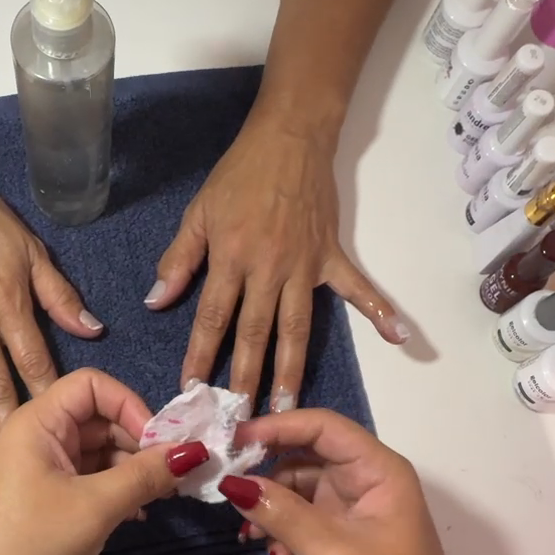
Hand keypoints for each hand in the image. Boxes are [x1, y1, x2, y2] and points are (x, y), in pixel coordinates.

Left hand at [0, 369, 209, 554]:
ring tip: (161, 499)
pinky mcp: (43, 502)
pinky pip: (87, 482)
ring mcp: (39, 471)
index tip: (161, 445)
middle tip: (175, 477)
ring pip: (97, 454)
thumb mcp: (94, 508)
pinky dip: (115, 492)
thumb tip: (196, 451)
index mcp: (38, 422)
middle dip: (140, 443)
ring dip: (132, 471)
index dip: (132, 406)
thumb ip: (146, 476)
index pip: (94, 386)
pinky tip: (137, 516)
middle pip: (100, 419)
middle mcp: (37, 438)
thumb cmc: (29, 544)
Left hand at [147, 115, 405, 408]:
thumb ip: (178, 260)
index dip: (200, 355)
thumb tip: (155, 302)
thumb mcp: (198, 213)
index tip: (192, 390)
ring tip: (288, 409)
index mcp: (231, 259)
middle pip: (255, 333)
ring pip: (296, 327)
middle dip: (247, 378)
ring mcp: (304, 266)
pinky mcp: (331, 257)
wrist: (290, 136)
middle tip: (242, 418)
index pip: (213, 317)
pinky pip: (356, 288)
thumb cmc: (238, 177)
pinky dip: (379, 310)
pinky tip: (399, 337)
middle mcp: (267, 269)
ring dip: (292, 369)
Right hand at [221, 410, 502, 554]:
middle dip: (265, 472)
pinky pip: (298, 518)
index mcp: (378, 471)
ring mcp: (350, 510)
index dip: (278, 426)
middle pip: (304, 455)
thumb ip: (284, 514)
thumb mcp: (334, 551)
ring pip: (296, 489)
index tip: (234, 439)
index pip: (323, 428)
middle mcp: (363, 481)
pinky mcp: (337, 536)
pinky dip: (279, 532)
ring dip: (269, 508)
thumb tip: (233, 484)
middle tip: (225, 486)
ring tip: (248, 535)